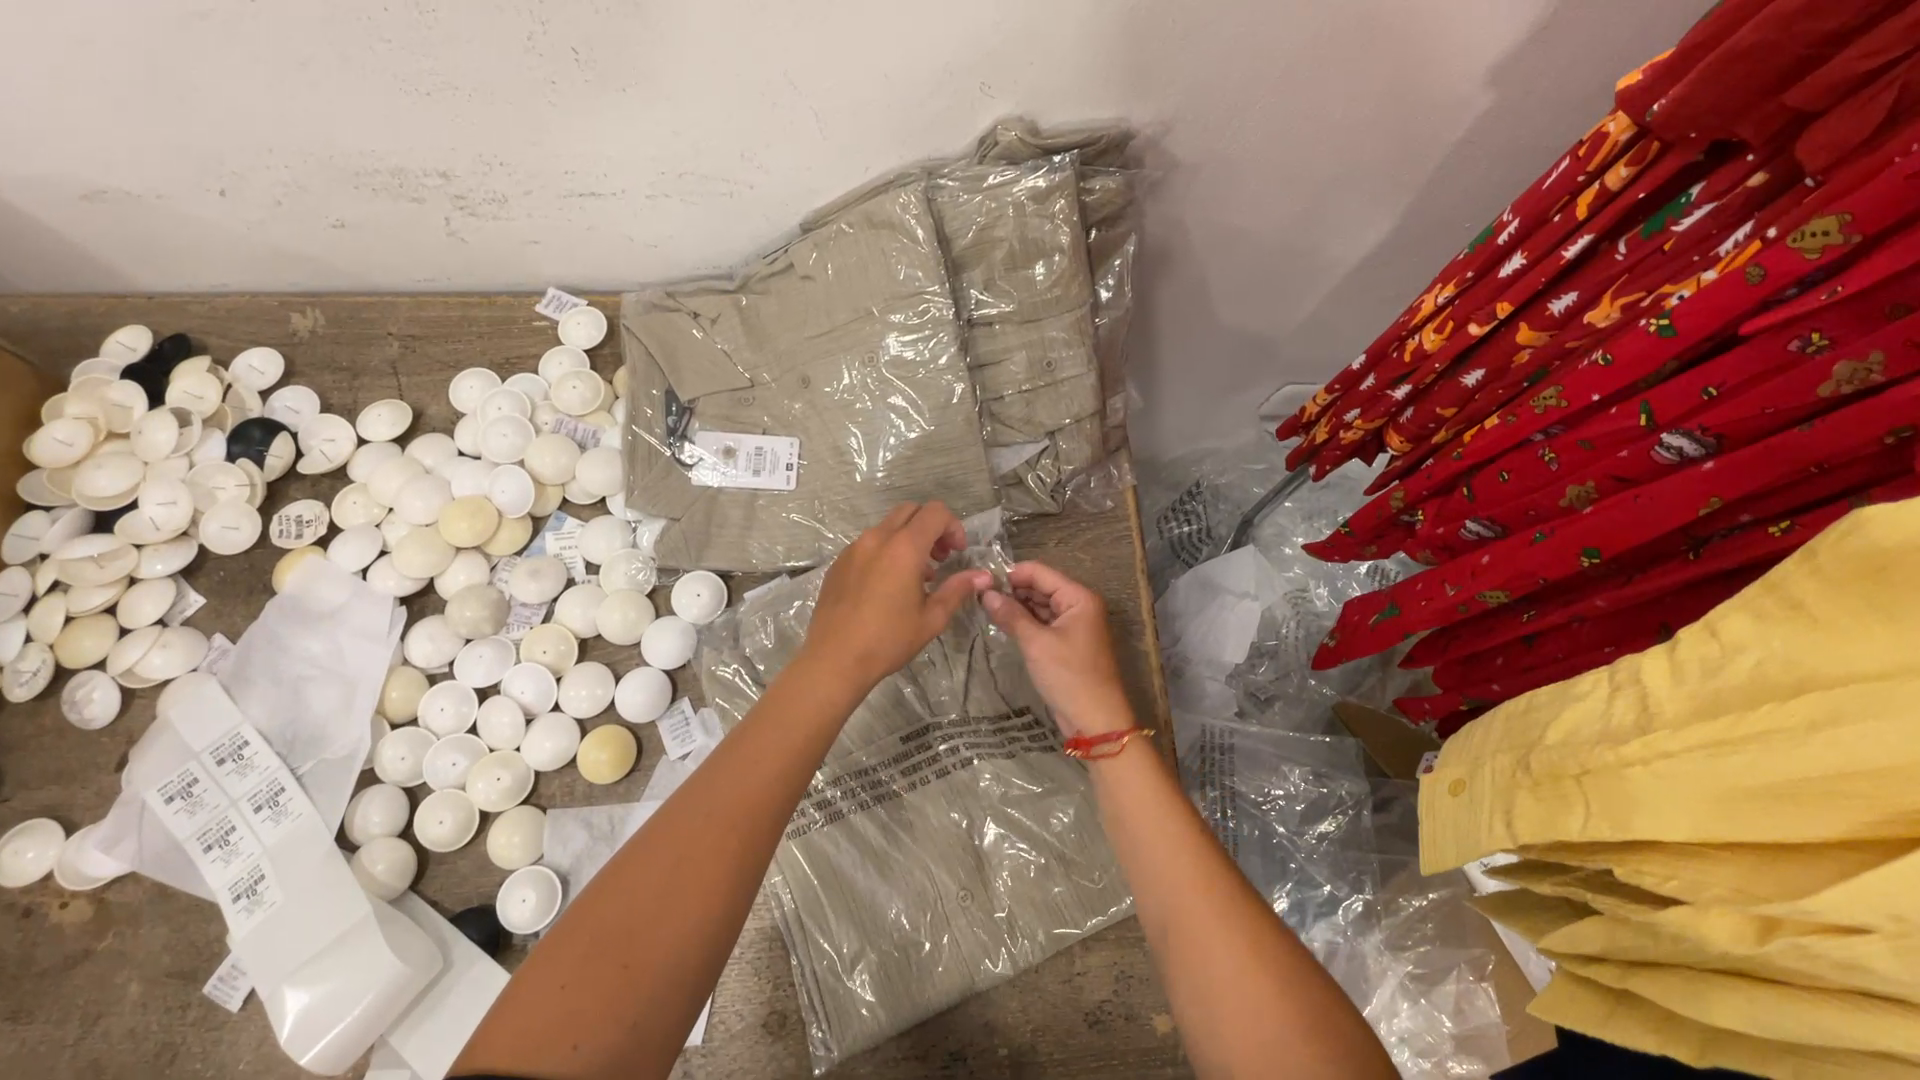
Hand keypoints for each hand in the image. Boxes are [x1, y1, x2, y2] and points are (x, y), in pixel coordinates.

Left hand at [797, 502, 992, 690]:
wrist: (834, 659)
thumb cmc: (888, 640)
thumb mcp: (931, 618)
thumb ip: (957, 589)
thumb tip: (982, 576)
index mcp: (903, 548)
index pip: (935, 512)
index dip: (953, 526)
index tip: (957, 554)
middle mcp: (876, 539)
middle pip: (910, 511)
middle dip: (931, 527)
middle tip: (939, 559)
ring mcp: (853, 549)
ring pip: (887, 527)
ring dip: (907, 540)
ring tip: (915, 577)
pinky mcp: (838, 563)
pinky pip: (867, 544)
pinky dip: (885, 552)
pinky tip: (887, 587)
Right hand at [981, 561, 1133, 736]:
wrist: (1095, 719)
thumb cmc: (1069, 676)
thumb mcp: (1036, 643)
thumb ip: (1011, 615)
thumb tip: (986, 594)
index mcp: (1079, 597)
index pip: (1040, 572)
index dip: (1011, 574)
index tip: (982, 582)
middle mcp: (1079, 605)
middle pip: (1041, 587)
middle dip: (1012, 591)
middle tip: (980, 598)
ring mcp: (1074, 625)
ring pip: (1040, 606)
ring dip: (1017, 608)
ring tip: (986, 610)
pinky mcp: (1067, 643)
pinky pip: (1044, 624)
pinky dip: (1026, 623)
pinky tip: (1003, 625)